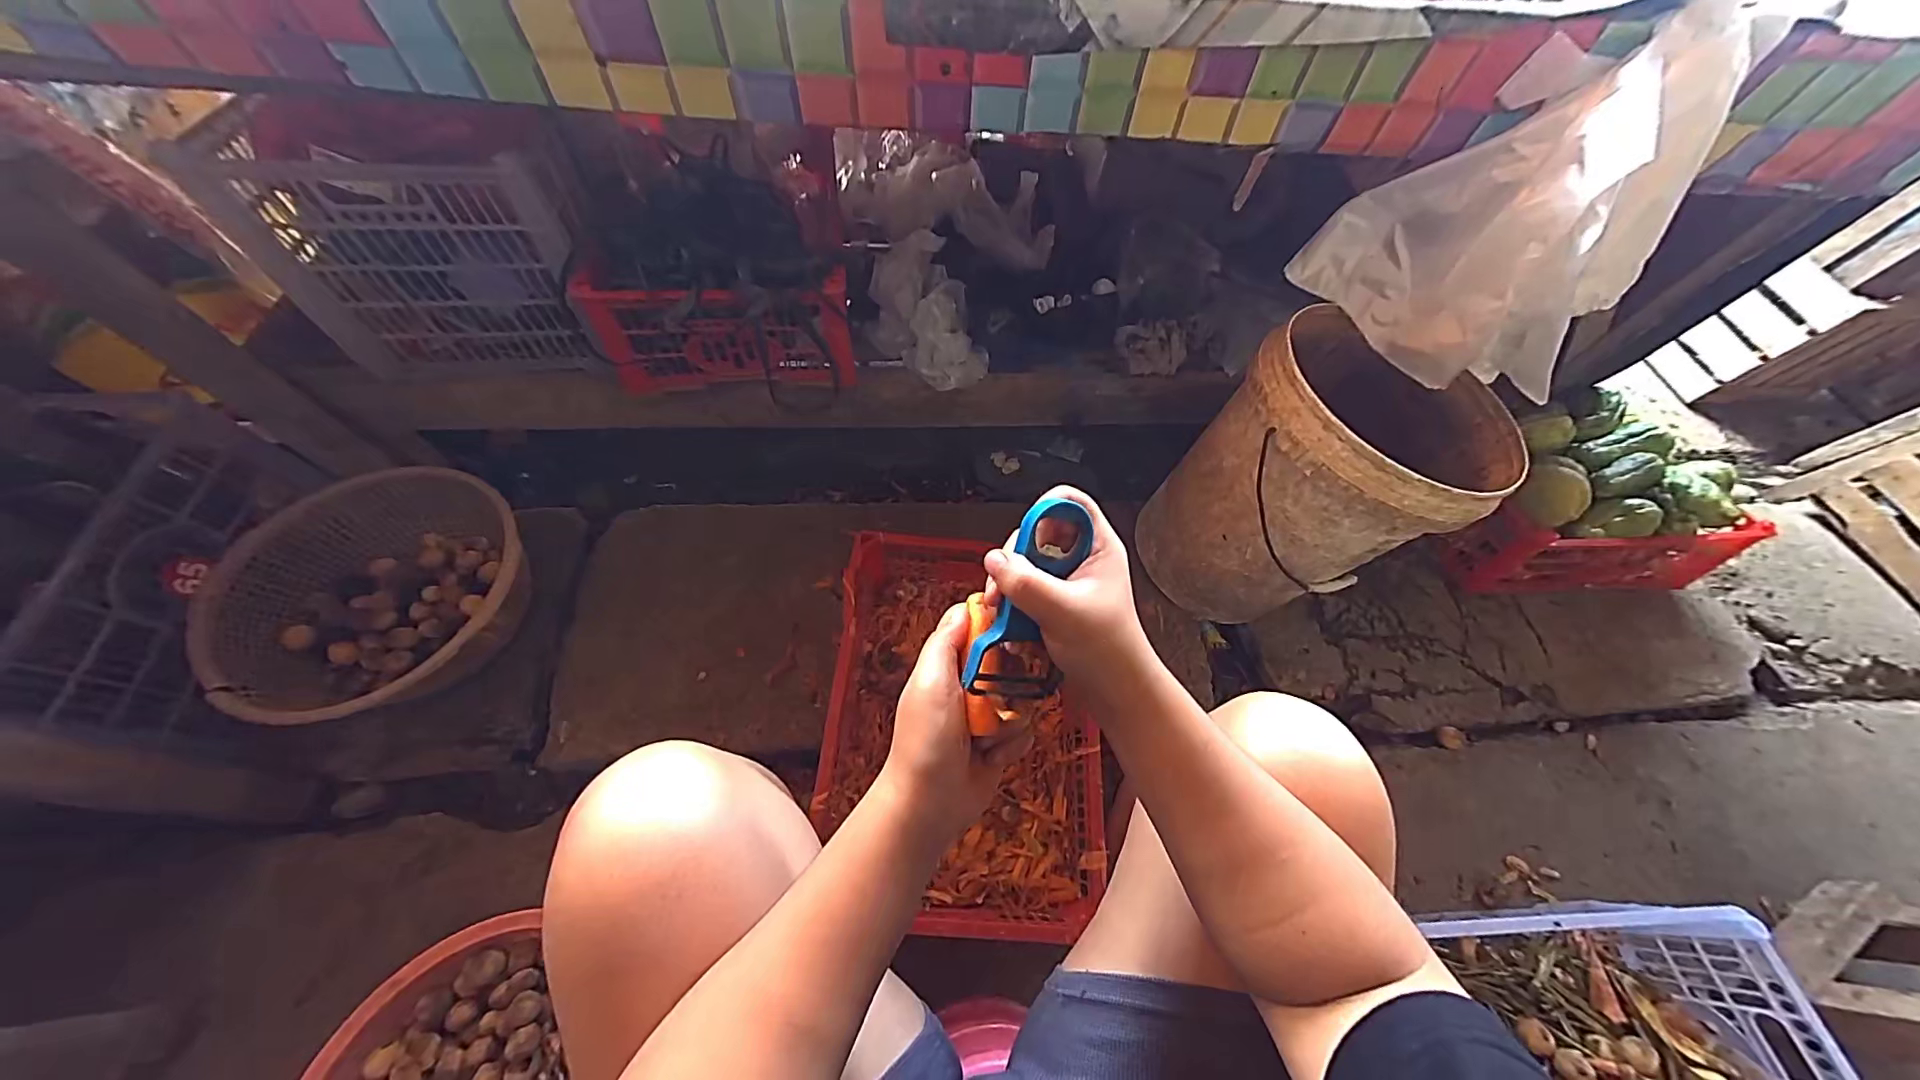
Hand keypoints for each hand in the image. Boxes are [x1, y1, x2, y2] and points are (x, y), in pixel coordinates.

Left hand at [880, 602, 1033, 837]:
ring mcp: (985, 714)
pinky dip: (1013, 743)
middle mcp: (967, 685)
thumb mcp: (930, 681)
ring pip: (1023, 696)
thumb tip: (964, 607)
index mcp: (947, 665)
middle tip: (995, 697)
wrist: (929, 803)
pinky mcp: (1001, 741)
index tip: (1012, 630)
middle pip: (1010, 661)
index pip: (978, 629)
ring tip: (986, 736)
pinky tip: (991, 754)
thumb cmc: (923, 741)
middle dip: (1009, 681)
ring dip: (1009, 718)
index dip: (997, 626)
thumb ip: (946, 642)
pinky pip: (1027, 728)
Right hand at [982, 486, 1152, 697]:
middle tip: (1003, 583)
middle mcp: (1081, 557)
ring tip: (1004, 609)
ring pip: (1025, 563)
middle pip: (1037, 533)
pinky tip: (1013, 626)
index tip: (1024, 541)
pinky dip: (1013, 605)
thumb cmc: (1110, 651)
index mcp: (1098, 546)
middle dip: (1014, 558)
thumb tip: (994, 560)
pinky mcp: (1053, 601)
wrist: (1117, 690)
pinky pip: (1024, 589)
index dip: (1042, 512)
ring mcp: (1066, 580)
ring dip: (1009, 585)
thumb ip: (1025, 582)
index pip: (1068, 501)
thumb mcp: (1062, 611)